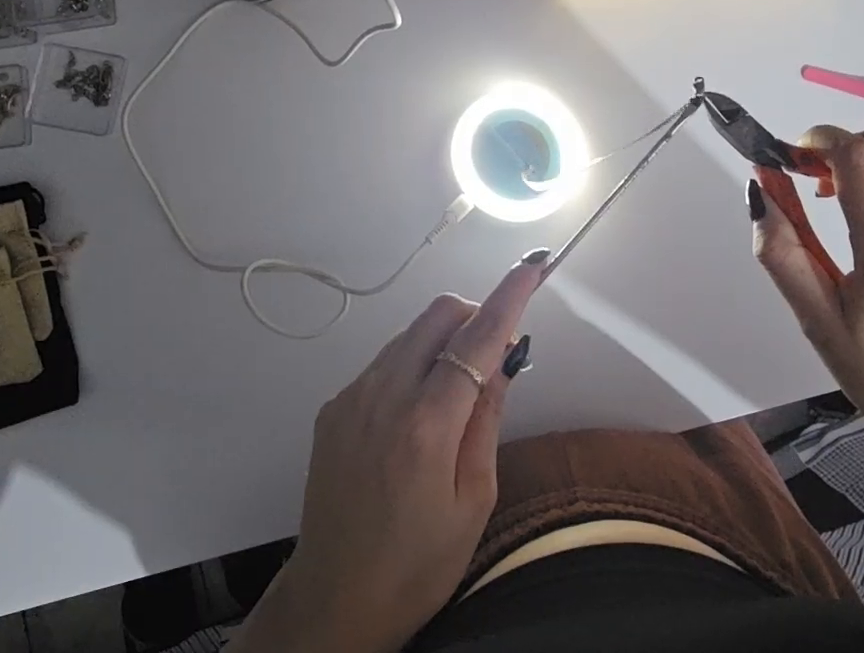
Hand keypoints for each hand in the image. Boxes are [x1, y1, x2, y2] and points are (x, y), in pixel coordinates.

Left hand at [231, 252, 544, 652]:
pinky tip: (420, 409)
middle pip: (436, 315)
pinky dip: (413, 364)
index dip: (508, 298)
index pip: (476, 340)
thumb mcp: (474, 499)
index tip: (531, 266)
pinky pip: (383, 362)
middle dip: (474, 313)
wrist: (334, 598)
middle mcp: (383, 396)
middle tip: (496, 352)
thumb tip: (503, 359)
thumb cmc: (418, 563)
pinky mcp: (332, 408)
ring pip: (408, 335)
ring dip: (443, 339)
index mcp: (426, 425)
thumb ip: (487, 419)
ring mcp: (351, 398)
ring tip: (458, 388)